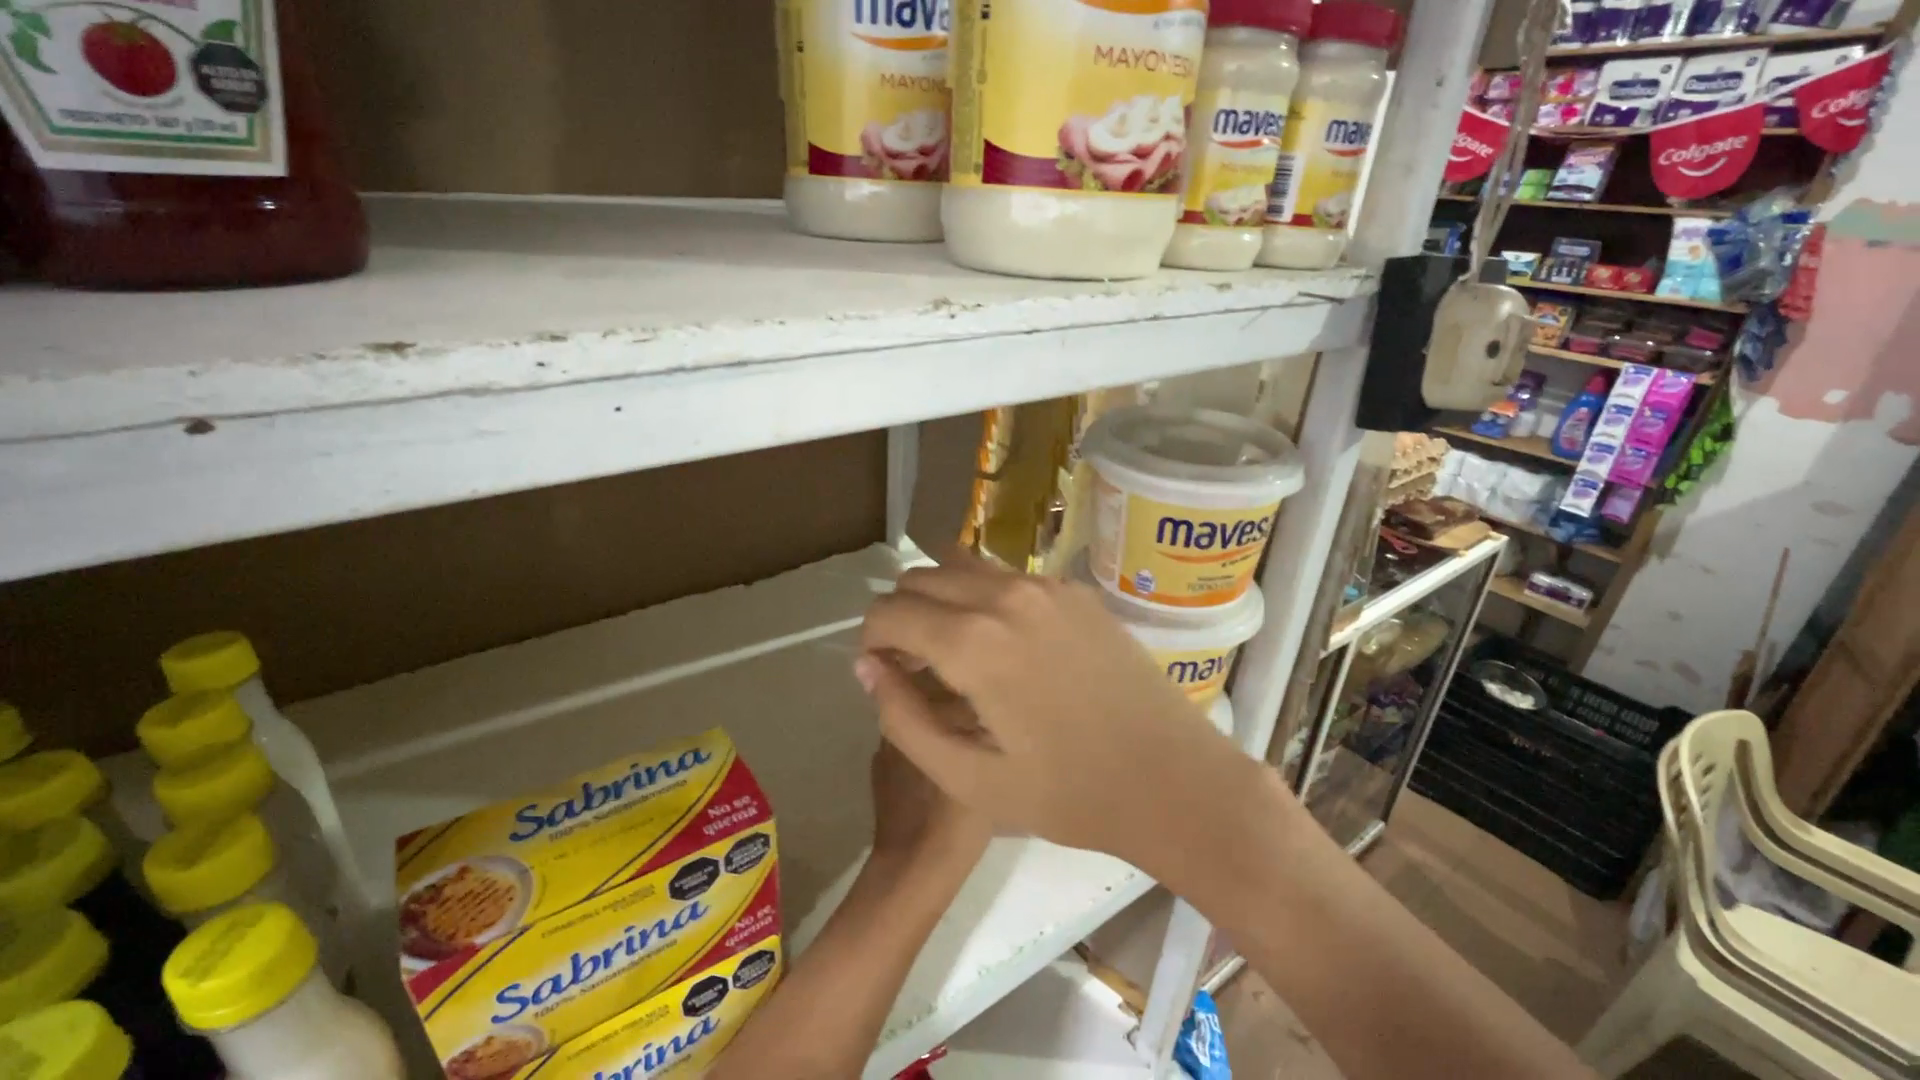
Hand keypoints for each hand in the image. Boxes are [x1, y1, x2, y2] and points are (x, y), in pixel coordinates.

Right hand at [854, 558, 1260, 874]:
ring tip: (955, 653)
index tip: (884, 675)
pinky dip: (984, 597)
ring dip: (941, 600)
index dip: (871, 642)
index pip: (887, 612)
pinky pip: (1008, 577)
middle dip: (901, 616)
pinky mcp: (1077, 593)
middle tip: (915, 668)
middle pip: (920, 578)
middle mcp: (1004, 595)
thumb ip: (903, 718)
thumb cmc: (1067, 794)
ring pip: (963, 568)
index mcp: (972, 642)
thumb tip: (867, 667)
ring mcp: (1046, 587)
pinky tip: (1005, 645)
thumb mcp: (968, 778)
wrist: (1173, 780)